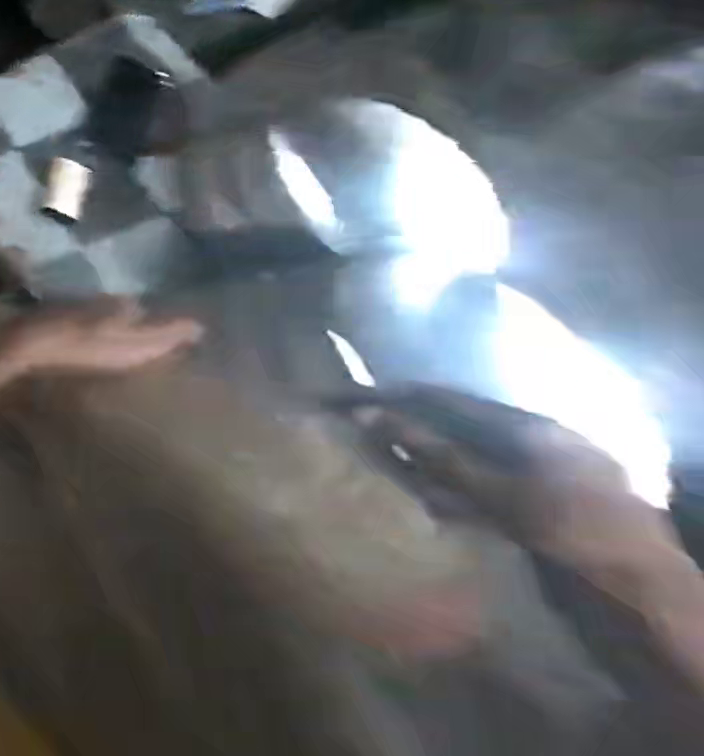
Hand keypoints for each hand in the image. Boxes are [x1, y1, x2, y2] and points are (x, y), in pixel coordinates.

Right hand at [0, 298, 202, 378]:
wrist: (16, 358)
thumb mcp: (83, 318)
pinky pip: (123, 351)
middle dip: (171, 338)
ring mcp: (105, 362)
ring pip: (140, 352)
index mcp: (125, 350)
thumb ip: (114, 313)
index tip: (200, 323)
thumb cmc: (50, 336)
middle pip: (155, 349)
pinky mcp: (90, 360)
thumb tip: (137, 306)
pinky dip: (133, 344)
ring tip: (166, 331)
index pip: (162, 339)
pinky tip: (129, 336)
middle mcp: (122, 360)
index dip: (180, 329)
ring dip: (153, 342)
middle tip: (190, 328)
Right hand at [361, 392, 684, 584]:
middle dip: (409, 423)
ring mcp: (544, 472)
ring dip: (424, 453)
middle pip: (457, 423)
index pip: (450, 398)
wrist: (647, 602)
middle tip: (360, 425)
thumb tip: (367, 415)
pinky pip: (479, 477)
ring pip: (465, 450)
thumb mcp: (496, 492)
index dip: (398, 396)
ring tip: (382, 455)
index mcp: (537, 427)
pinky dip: (446, 478)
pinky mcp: (541, 500)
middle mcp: (541, 441)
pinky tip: (421, 488)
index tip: (352, 397)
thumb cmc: (572, 534)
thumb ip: (432, 452)